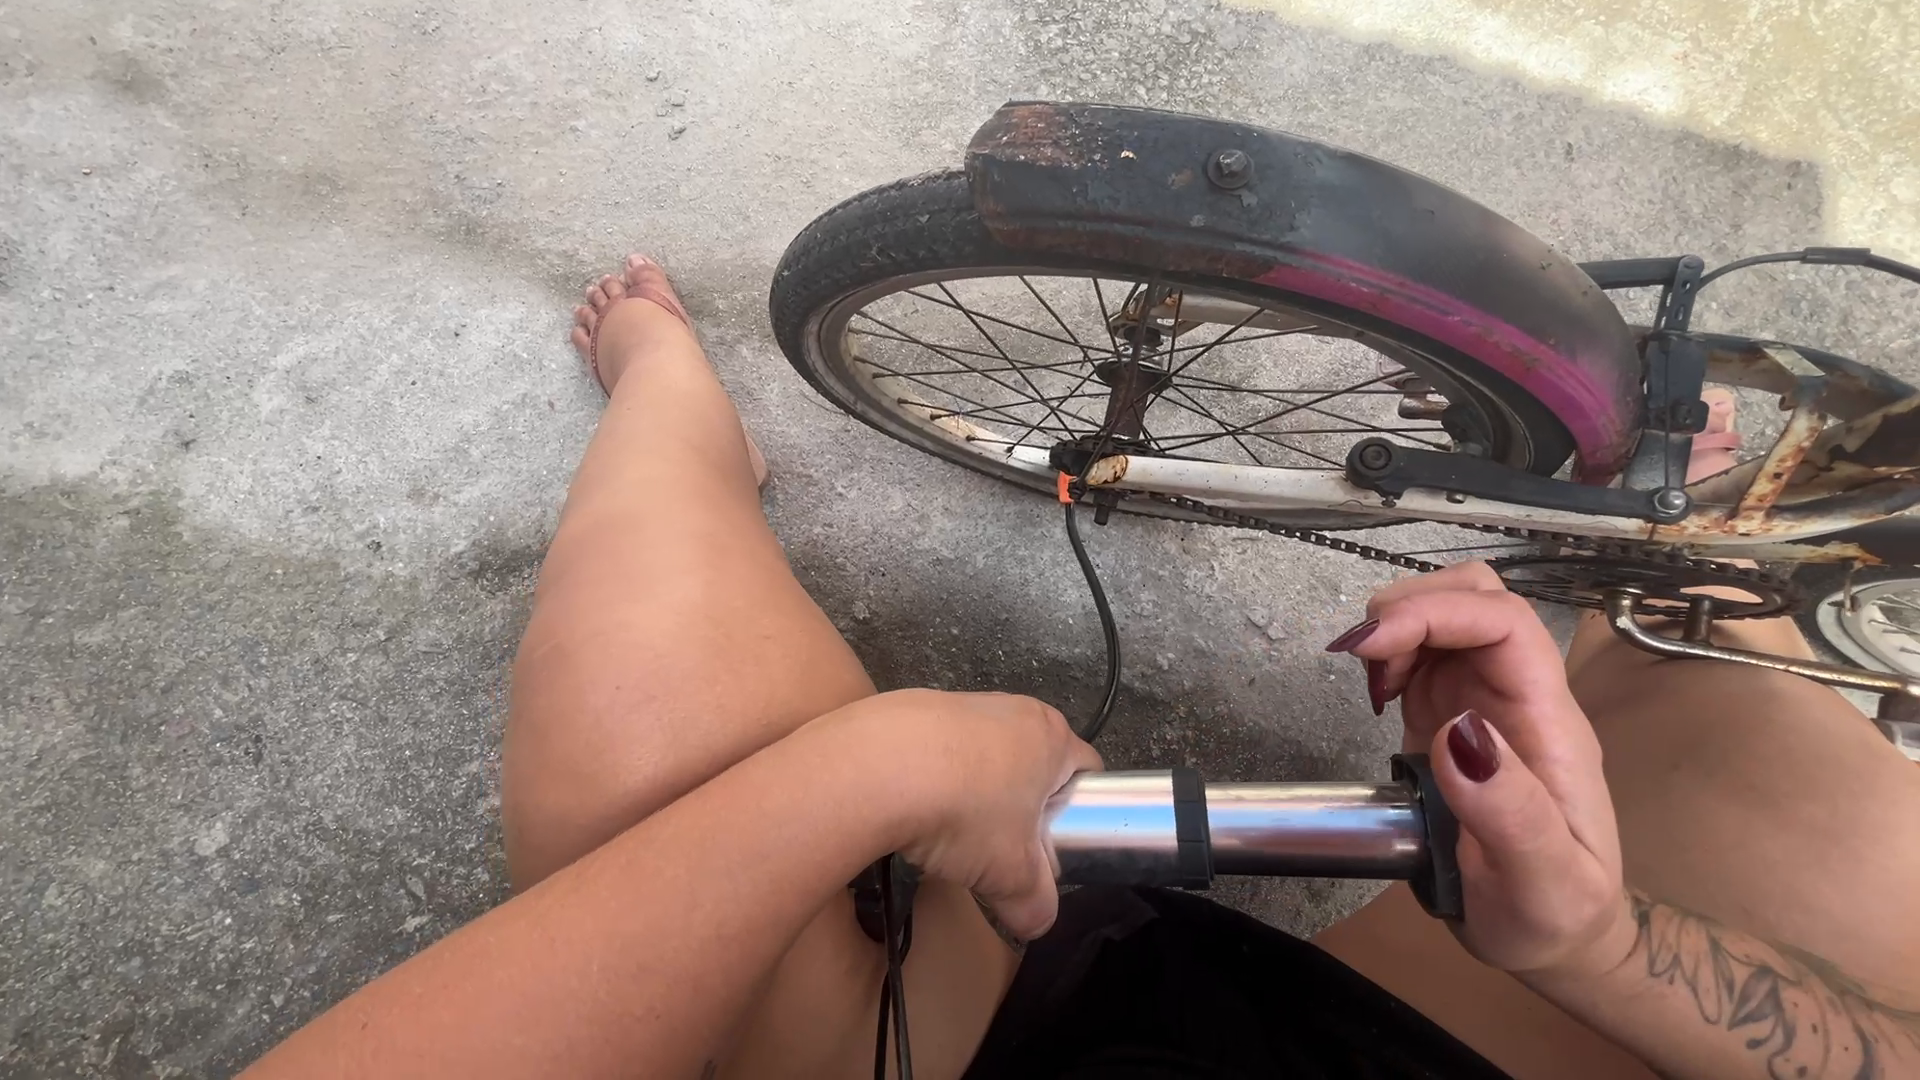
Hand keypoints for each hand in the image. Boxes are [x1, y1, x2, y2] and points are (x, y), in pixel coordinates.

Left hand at [831, 688, 1100, 940]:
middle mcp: (1012, 707)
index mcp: (1050, 735)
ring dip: (975, 790)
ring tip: (950, 831)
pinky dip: (934, 774)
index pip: (1087, 769)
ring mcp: (963, 701)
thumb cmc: (965, 810)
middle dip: (1022, 804)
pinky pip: (939, 746)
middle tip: (1003, 846)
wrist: (877, 767)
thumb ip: (1036, 903)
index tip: (1054, 842)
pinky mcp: (917, 705)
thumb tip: (1036, 921)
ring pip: (985, 753)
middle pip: (1033, 761)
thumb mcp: (1012, 875)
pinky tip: (914, 805)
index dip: (1079, 810)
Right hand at [1330, 562, 1634, 979]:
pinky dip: (1387, 648)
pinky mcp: (1447, 708)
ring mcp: (1482, 696)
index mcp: (1547, 721)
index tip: (1369, 644)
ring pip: (1446, 609)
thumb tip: (1458, 732)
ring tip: (1370, 679)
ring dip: (1396, 623)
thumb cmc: (1551, 914)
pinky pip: (1420, 646)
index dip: (1433, 612)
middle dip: (1411, 604)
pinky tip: (1376, 690)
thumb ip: (1509, 811)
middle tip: (1365, 655)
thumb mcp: (1542, 882)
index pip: (1503, 623)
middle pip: (1478, 595)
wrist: (1549, 932)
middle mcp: (1516, 693)